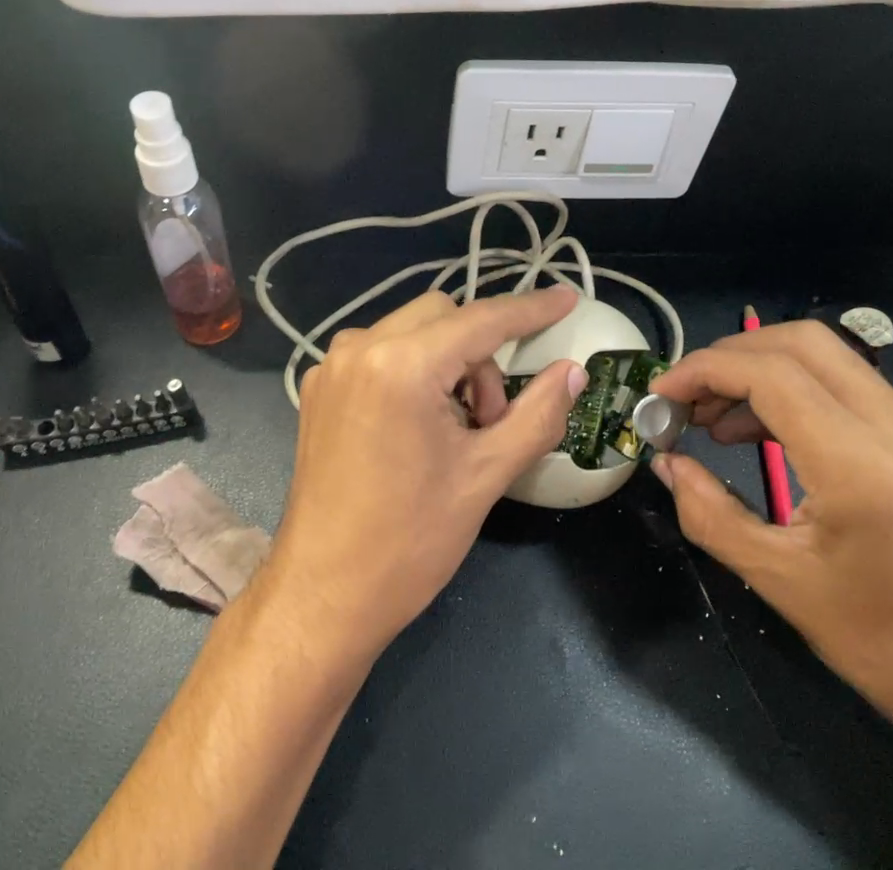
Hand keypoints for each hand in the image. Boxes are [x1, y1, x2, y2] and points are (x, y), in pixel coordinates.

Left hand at [266, 287, 586, 656]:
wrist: (325, 593)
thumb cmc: (410, 540)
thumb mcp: (486, 475)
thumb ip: (537, 414)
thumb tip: (573, 371)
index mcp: (400, 364)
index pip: (481, 319)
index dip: (531, 310)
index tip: (568, 298)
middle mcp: (358, 350)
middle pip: (443, 316)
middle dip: (482, 354)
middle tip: (493, 420)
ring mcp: (331, 370)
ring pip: (411, 333)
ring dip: (449, 364)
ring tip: (459, 432)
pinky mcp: (319, 393)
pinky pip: (380, 356)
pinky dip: (414, 374)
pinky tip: (422, 429)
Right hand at [647, 322, 892, 757]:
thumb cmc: (886, 644)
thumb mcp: (781, 582)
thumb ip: (710, 514)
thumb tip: (666, 465)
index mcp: (858, 463)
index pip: (769, 374)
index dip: (702, 372)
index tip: (658, 396)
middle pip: (801, 343)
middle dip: (728, 357)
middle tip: (682, 400)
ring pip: (827, 358)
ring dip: (760, 371)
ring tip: (710, 420)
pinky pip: (848, 389)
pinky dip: (794, 392)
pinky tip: (758, 434)